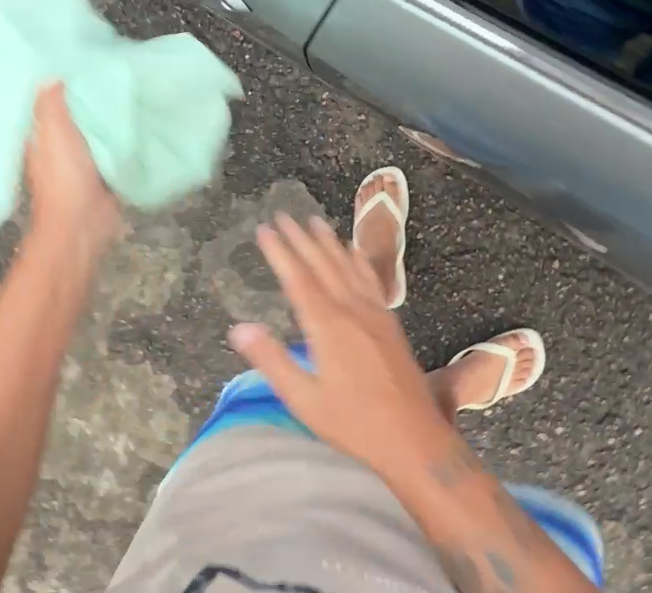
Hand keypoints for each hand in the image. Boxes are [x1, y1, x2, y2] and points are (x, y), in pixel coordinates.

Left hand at [24, 83, 118, 244]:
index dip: (61, 90)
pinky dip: (124, 142)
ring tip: (129, 93)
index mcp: (42, 141)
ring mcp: (84, 166)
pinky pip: (116, 153)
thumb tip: (50, 77)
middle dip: (91, 104)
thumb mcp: (53, 134)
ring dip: (109, 122)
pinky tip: (139, 124)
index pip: (49, 110)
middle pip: (76, 121)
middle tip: (113, 75)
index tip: (80, 67)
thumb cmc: (64, 177)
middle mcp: (60, 152)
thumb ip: (51, 106)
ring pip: (97, 136)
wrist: (85, 221)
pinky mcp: (106, 176)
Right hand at [228, 215, 451, 473]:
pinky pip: (370, 280)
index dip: (280, 253)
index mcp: (328, 326)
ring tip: (315, 222)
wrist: (412, 437)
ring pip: (348, 268)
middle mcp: (352, 310)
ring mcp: (374, 314)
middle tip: (284, 215)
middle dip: (301, 239)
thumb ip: (272, 361)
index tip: (264, 229)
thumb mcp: (304, 400)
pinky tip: (355, 252)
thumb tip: (239, 327)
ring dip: (329, 243)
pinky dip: (358, 260)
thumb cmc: (352, 423)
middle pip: (323, 265)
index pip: (298, 279)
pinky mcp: (389, 323)